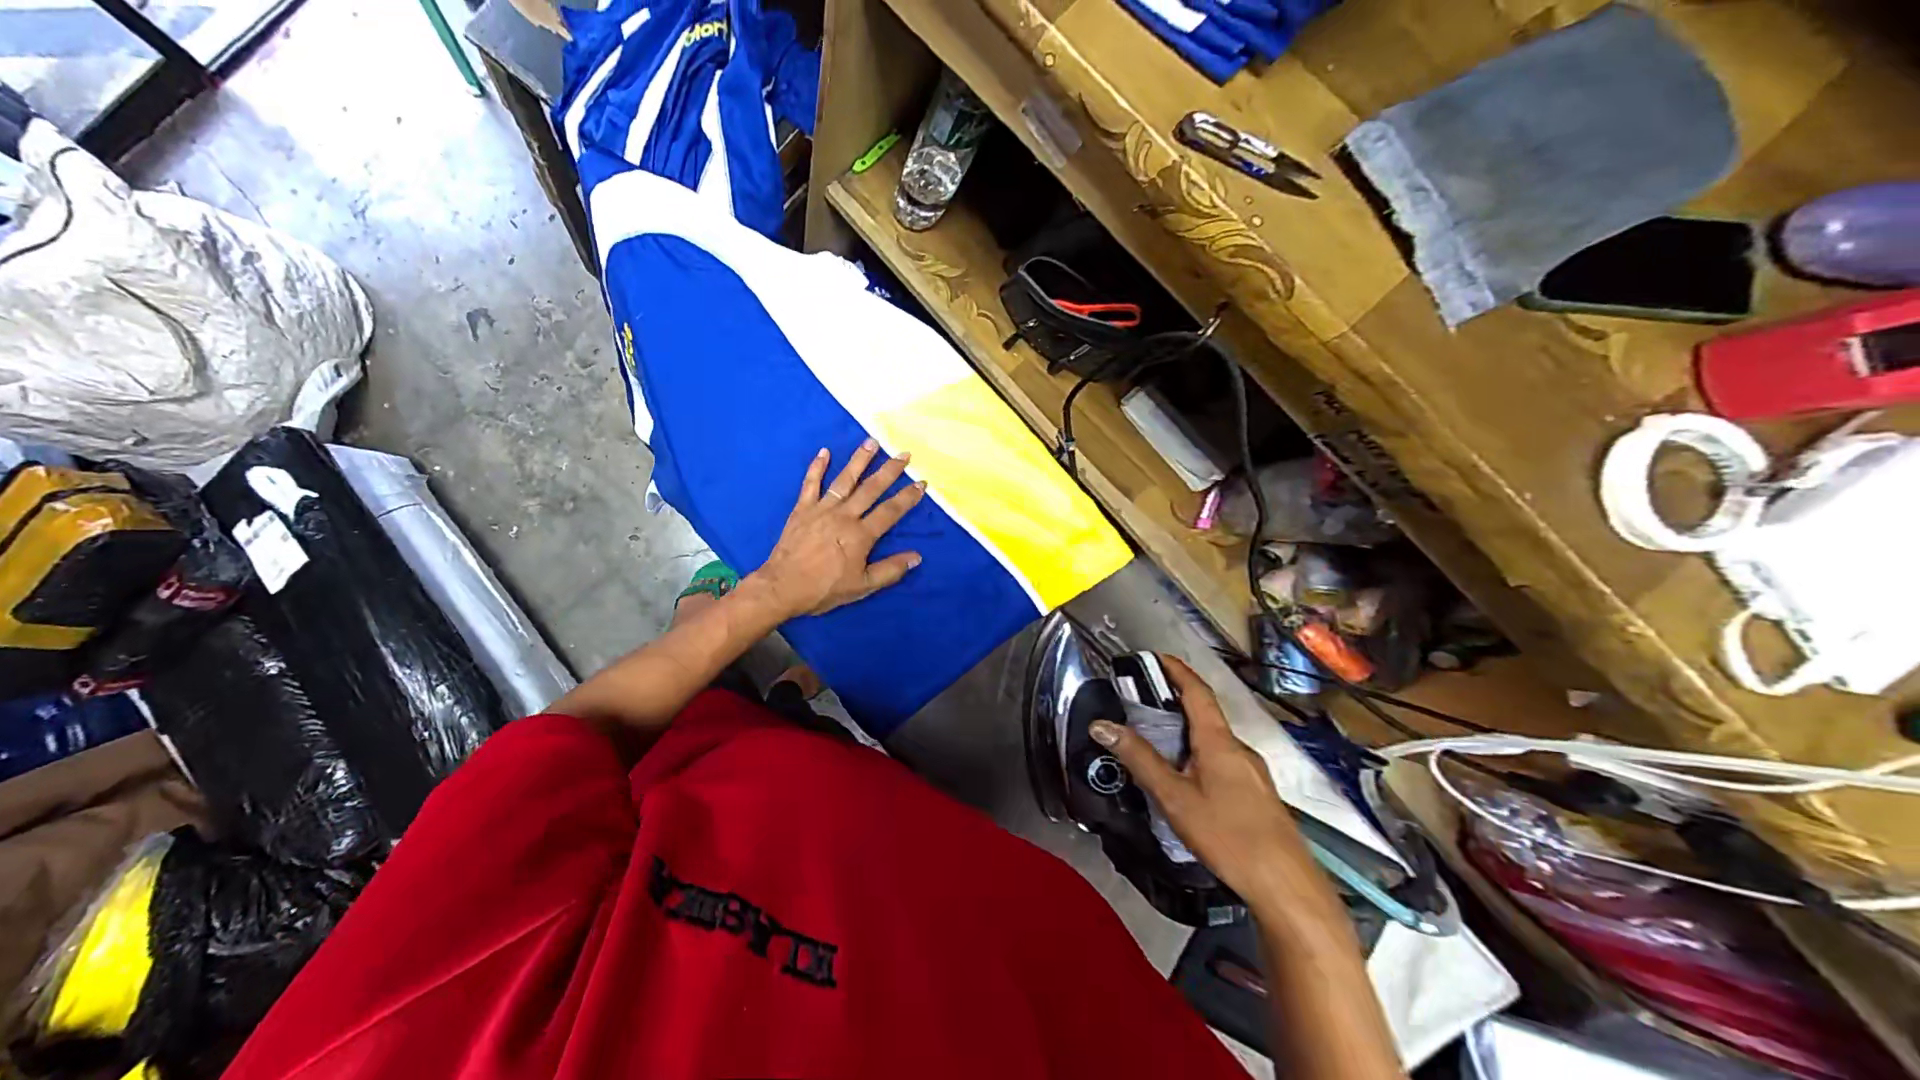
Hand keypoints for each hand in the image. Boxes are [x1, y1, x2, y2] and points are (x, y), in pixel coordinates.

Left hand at [750, 439, 926, 617]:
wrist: (783, 587)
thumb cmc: (825, 589)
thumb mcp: (863, 586)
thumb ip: (891, 570)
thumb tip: (916, 557)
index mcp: (861, 535)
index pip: (890, 511)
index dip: (908, 497)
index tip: (921, 483)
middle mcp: (844, 516)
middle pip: (871, 488)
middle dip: (890, 470)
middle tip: (904, 454)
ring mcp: (822, 509)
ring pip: (845, 480)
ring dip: (859, 460)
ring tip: (872, 442)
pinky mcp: (802, 509)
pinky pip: (811, 484)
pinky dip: (817, 467)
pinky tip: (824, 452)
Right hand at [1090, 656, 1317, 911]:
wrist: (1285, 884)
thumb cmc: (1228, 836)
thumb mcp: (1175, 798)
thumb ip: (1140, 760)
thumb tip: (1103, 726)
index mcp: (1219, 741)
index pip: (1197, 691)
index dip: (1175, 670)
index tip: (1153, 657)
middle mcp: (1239, 748)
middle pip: (1205, 713)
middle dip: (1174, 700)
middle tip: (1141, 698)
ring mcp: (1252, 771)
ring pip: (1213, 739)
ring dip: (1185, 729)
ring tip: (1155, 737)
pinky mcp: (1256, 793)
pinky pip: (1222, 759)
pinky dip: (1198, 753)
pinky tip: (1184, 776)